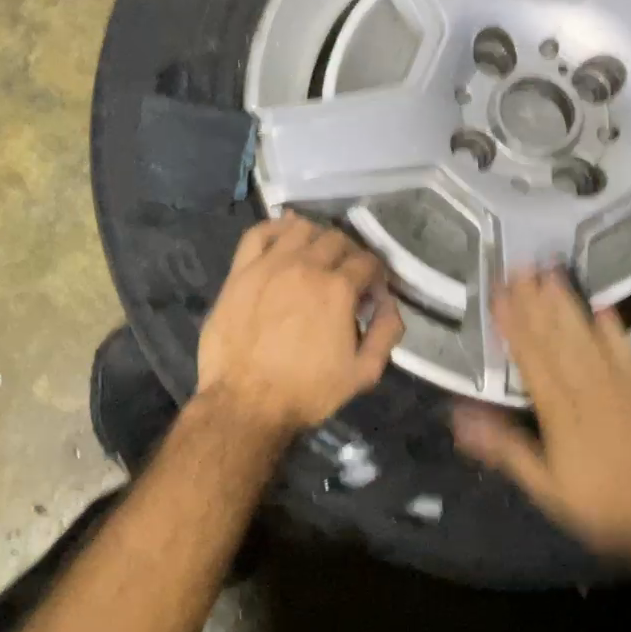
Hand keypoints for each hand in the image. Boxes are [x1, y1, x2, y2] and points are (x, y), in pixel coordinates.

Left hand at [196, 213, 404, 439]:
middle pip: (337, 240)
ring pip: (301, 229)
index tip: (370, 296)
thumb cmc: (307, 392)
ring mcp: (269, 265)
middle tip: (346, 279)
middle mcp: (305, 266)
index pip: (367, 262)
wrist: (245, 404)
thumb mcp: (363, 373)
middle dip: (349, 256)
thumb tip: (389, 303)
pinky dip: (277, 228)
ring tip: (317, 259)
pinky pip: (260, 233)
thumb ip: (386, 333)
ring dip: (317, 238)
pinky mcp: (241, 271)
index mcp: (338, 289)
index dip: (375, 277)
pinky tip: (285, 237)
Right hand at [451, 269, 630, 570]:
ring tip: (551, 273)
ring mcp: (622, 385)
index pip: (531, 358)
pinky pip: (628, 351)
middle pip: (557, 338)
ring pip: (588, 337)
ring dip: (568, 305)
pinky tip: (602, 309)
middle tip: (520, 266)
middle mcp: (589, 388)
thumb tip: (462, 418)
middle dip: (536, 301)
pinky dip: (614, 329)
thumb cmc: (606, 506)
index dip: (513, 324)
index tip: (498, 293)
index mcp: (560, 411)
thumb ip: (506, 449)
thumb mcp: (547, 488)